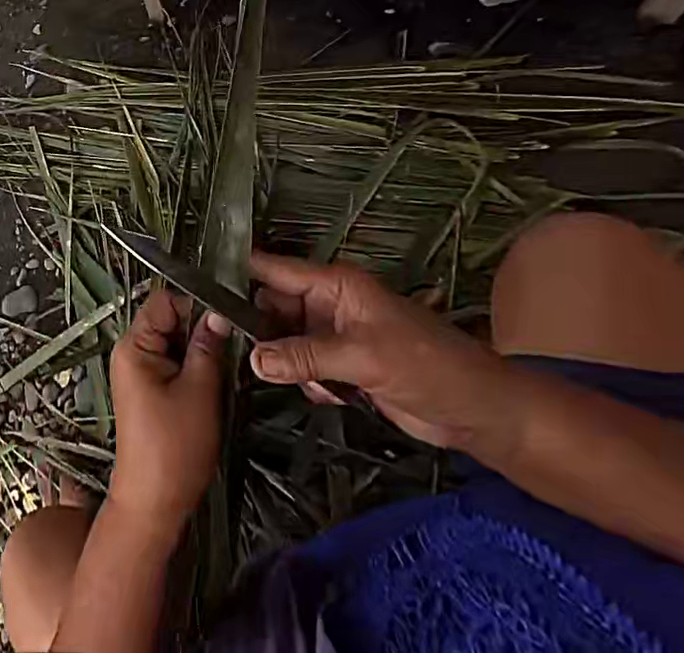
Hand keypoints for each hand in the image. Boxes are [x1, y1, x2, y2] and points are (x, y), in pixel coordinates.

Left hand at [106, 287, 230, 529]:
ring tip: (225, 366)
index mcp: (133, 346)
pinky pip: (171, 363)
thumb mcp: (200, 391)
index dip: (195, 306)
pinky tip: (211, 382)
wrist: (154, 499)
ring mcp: (137, 370)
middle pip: (168, 321)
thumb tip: (218, 315)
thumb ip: (208, 348)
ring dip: (199, 351)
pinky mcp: (147, 388)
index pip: (163, 302)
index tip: (227, 319)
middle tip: (234, 345)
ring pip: (173, 343)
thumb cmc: (175, 446)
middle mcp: (129, 352)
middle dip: (199, 330)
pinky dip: (192, 368)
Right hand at [247, 252, 512, 449]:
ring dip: (285, 361)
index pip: (272, 269)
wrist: (484, 414)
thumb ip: (304, 356)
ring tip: (302, 381)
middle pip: (271, 306)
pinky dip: (305, 380)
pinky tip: (327, 395)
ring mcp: (334, 334)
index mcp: (334, 285)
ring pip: (283, 339)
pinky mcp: (341, 364)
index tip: (199, 288)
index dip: (236, 273)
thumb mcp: (363, 357)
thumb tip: (252, 359)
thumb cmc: (430, 368)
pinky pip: (301, 364)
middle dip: (258, 329)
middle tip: (242, 352)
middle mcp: (328, 304)